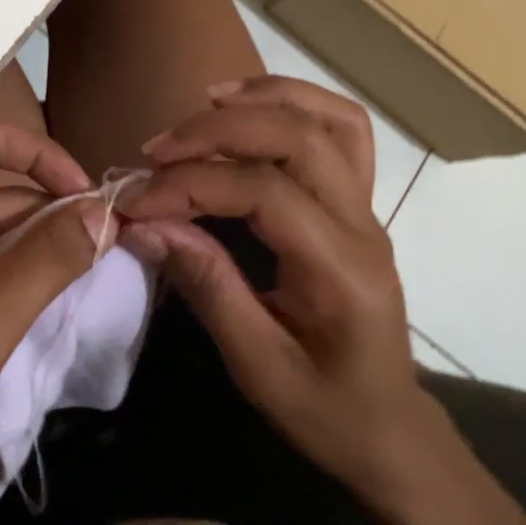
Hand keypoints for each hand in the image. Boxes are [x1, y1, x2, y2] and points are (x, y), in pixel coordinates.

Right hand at [120, 77, 525, 524]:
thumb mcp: (257, 366)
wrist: (388, 428)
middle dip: (217, 132)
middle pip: (298, 137)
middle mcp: (363, 224)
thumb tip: (146, 225)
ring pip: (329, 118)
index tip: (137, 202)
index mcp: (341, 270)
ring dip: (263, 97)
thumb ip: (207, 288)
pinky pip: (341, 128)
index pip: (264, 192)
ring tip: (202, 104)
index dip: (192, 185)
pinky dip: (293, 102)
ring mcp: (368, 206)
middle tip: (156, 151)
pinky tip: (246, 107)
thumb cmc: (323, 408)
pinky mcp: (358, 201)